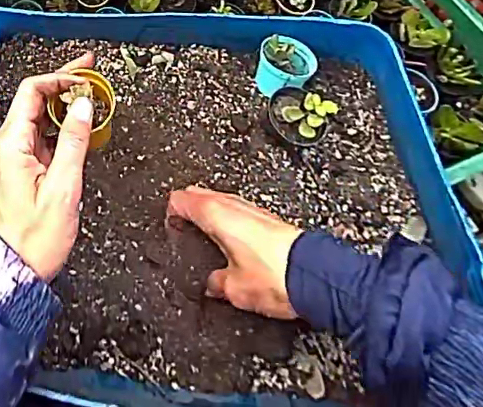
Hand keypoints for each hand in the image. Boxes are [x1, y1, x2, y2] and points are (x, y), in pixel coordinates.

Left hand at [0, 53, 95, 281]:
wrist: (15, 269)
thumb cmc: (33, 238)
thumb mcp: (62, 187)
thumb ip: (74, 141)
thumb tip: (84, 106)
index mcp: (12, 142)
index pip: (32, 90)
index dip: (60, 77)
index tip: (85, 79)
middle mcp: (10, 143)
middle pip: (35, 95)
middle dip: (63, 79)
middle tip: (89, 69)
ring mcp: (16, 153)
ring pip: (40, 112)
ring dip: (65, 98)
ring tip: (90, 90)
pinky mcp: (24, 164)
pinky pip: (44, 130)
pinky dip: (63, 120)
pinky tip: (81, 120)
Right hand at [167, 186, 302, 319]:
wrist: (313, 273)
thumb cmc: (275, 274)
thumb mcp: (235, 289)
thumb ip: (217, 283)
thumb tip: (213, 283)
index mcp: (216, 215)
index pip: (183, 200)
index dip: (171, 211)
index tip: (169, 223)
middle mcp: (232, 205)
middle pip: (200, 194)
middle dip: (188, 205)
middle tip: (180, 221)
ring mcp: (250, 208)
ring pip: (220, 199)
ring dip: (208, 208)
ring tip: (203, 225)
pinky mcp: (266, 217)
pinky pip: (237, 208)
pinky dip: (227, 215)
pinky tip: (231, 232)